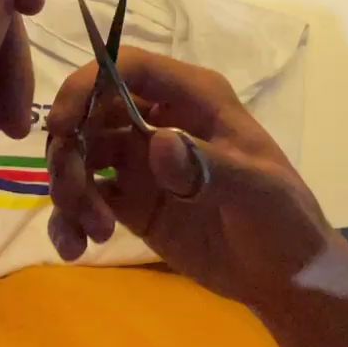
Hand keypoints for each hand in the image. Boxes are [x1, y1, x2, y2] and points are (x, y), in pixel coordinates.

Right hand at [44, 49, 347, 310]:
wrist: (284, 278)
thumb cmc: (282, 220)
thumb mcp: (258, 192)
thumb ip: (209, 167)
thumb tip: (157, 142)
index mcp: (193, 98)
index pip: (128, 67)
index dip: (88, 85)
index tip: (62, 125)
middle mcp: (158, 118)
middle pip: (90, 111)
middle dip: (69, 149)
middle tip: (75, 197)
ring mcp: (139, 159)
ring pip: (79, 153)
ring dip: (68, 187)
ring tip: (92, 231)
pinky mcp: (127, 198)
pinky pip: (83, 195)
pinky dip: (68, 217)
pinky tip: (75, 246)